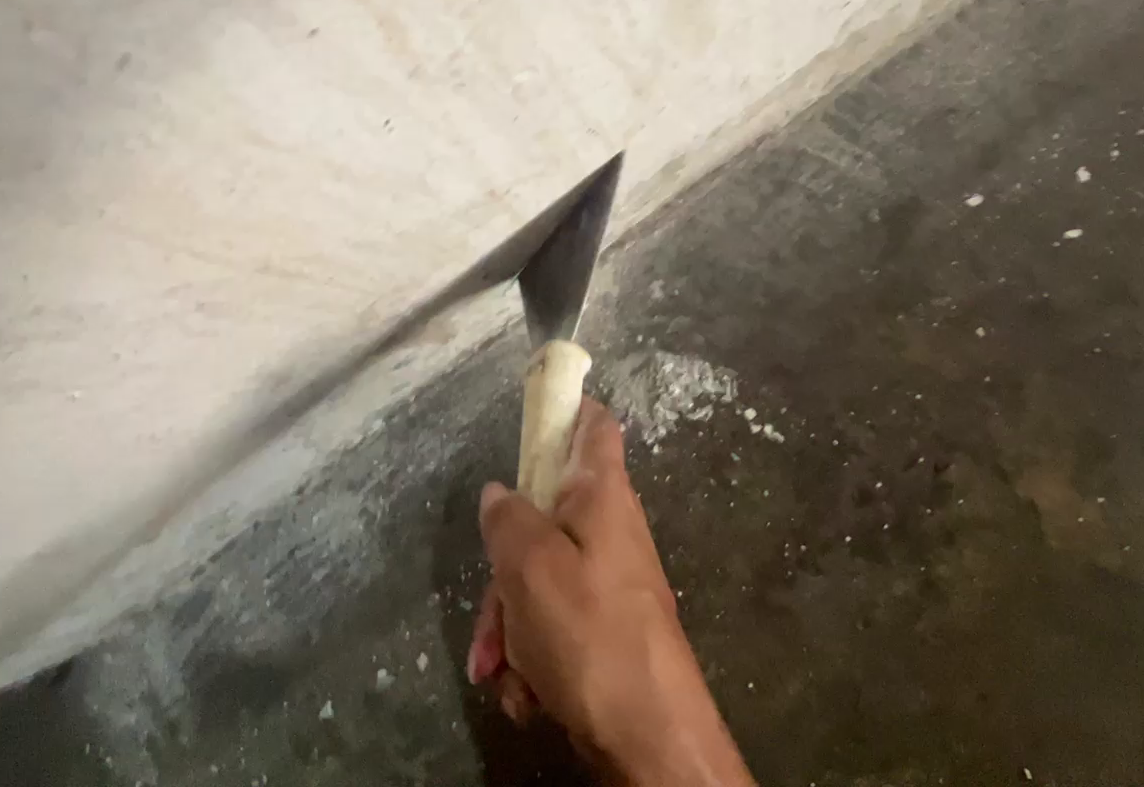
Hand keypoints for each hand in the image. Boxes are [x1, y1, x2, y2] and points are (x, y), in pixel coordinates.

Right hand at [466, 399, 754, 786]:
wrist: (650, 736)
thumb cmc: (591, 636)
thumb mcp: (531, 569)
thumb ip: (508, 521)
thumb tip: (500, 492)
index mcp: (602, 496)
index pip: (594, 425)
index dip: (566, 406)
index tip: (533, 408)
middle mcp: (610, 529)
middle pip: (544, 516)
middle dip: (505, 569)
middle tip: (493, 617)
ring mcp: (609, 579)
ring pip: (539, 577)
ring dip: (510, 624)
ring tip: (502, 671)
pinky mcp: (605, 625)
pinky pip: (554, 620)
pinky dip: (533, 654)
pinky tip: (528, 692)